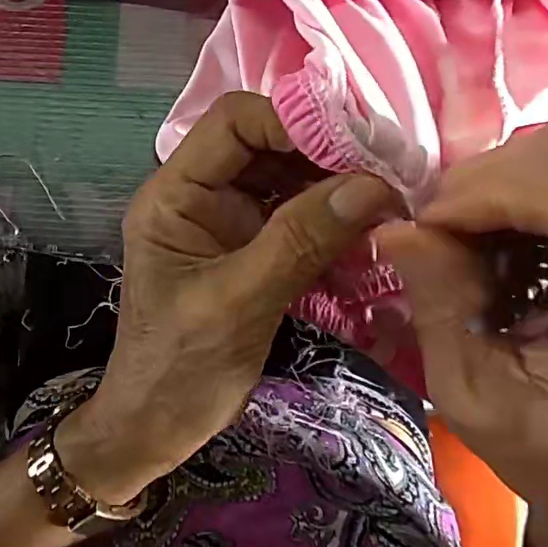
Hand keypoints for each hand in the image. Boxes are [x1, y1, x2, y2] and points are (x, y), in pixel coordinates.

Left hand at [57, 92, 403, 502]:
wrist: (155, 426)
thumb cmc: (179, 369)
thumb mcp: (237, 303)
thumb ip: (299, 240)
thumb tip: (373, 183)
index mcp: (173, 196)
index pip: (233, 123)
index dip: (294, 120)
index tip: (360, 145)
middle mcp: (198, 197)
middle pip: (266, 145)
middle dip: (326, 152)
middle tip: (393, 172)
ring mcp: (226, 223)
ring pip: (287, 178)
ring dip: (336, 184)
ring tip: (392, 199)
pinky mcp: (250, 251)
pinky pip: (296, 216)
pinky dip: (332, 218)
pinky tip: (370, 227)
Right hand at [375, 114, 547, 517]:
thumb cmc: (546, 456)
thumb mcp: (470, 399)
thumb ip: (440, 308)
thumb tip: (398, 226)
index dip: (512, 185)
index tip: (437, 219)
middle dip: (500, 176)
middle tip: (443, 225)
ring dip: (511, 177)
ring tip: (468, 231)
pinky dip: (528, 187)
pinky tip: (501, 235)